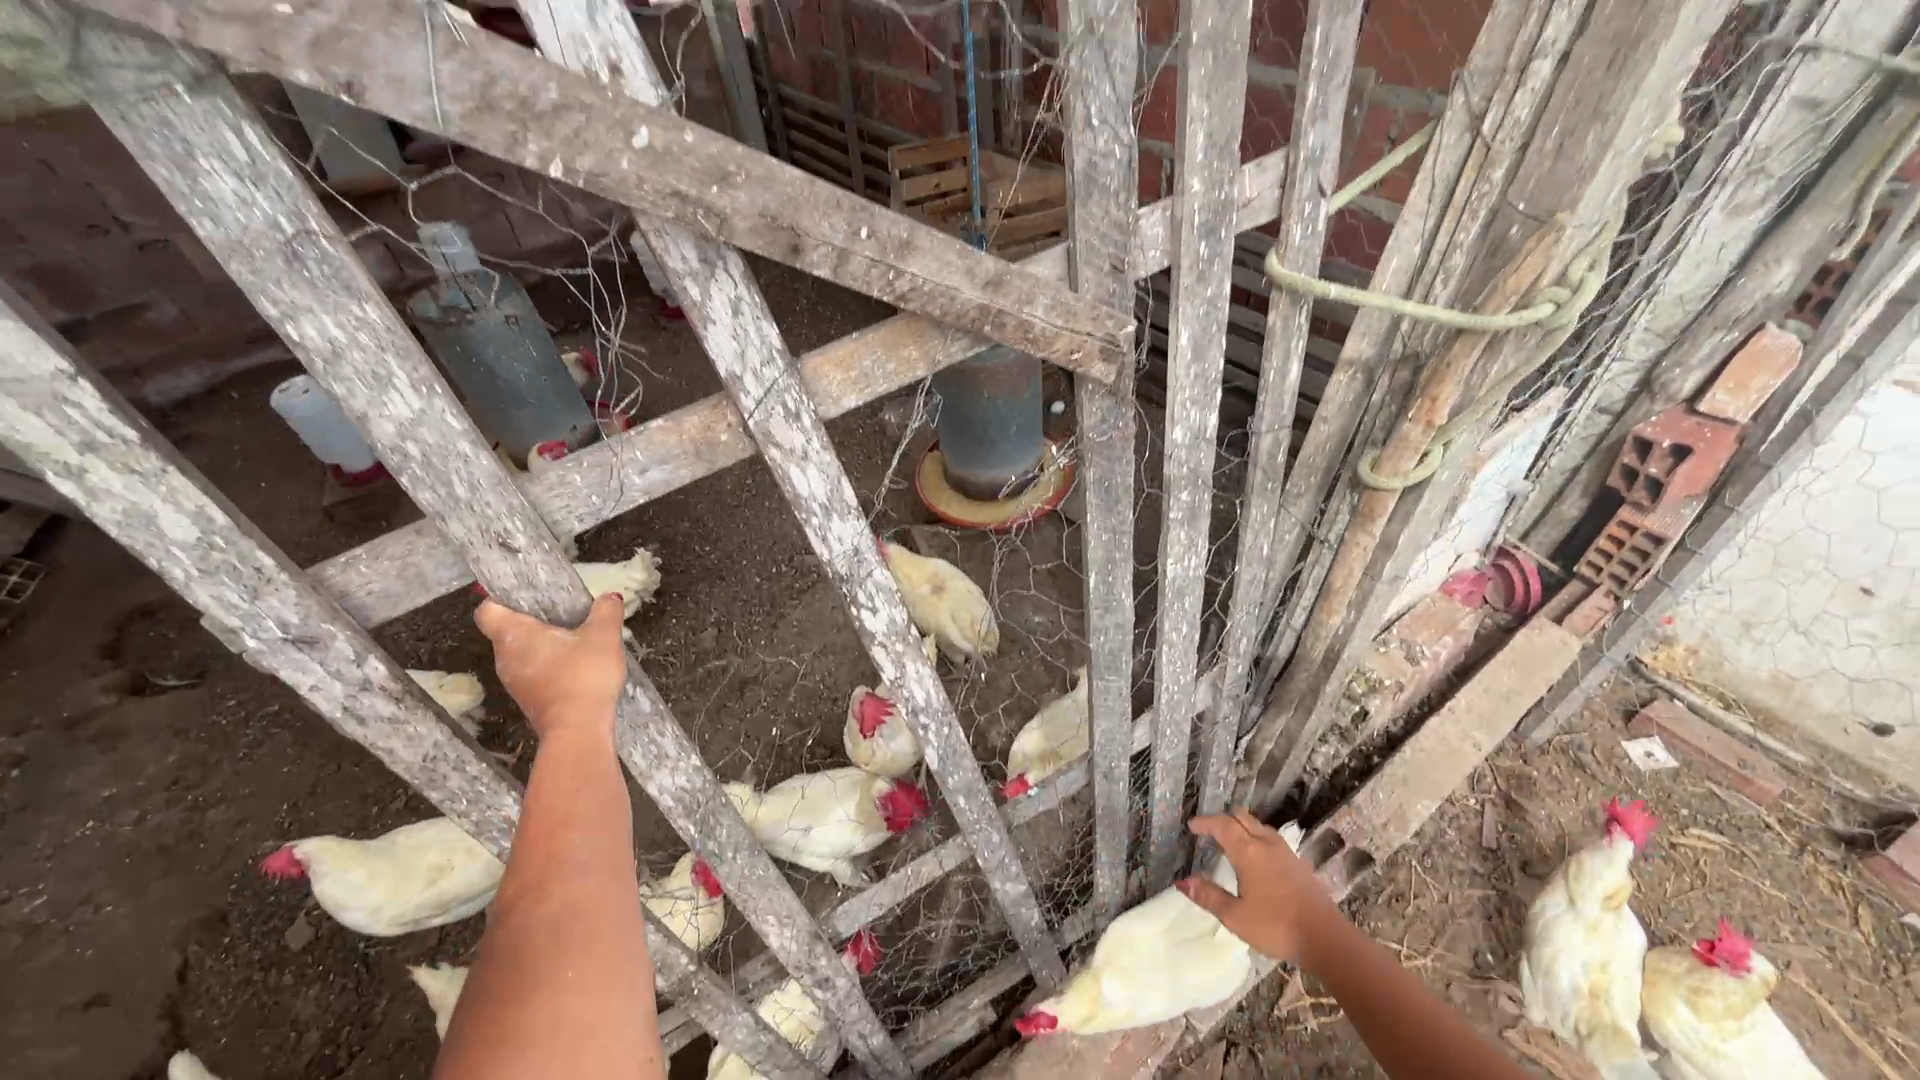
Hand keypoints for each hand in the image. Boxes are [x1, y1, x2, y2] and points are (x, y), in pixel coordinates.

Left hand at [474, 593, 627, 737]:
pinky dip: (550, 666)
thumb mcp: (603, 635)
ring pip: (522, 653)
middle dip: (534, 621)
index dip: (502, 599)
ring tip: (576, 641)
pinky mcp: (528, 699)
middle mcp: (505, 657)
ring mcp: (514, 682)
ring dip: (544, 646)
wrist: (578, 730)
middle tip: (565, 615)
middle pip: (508, 631)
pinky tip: (578, 667)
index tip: (530, 597)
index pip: (487, 610)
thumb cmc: (583, 675)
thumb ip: (606, 611)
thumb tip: (609, 597)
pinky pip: (533, 672)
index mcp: (514, 635)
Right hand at [1178, 809, 1340, 966]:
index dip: (1205, 823)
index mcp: (1249, 853)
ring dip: (1242, 827)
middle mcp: (1267, 845)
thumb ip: (1208, 896)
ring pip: (1260, 826)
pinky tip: (1256, 858)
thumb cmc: (1276, 927)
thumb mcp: (1235, 916)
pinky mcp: (1299, 864)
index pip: (1223, 826)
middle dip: (1223, 819)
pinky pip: (1272, 839)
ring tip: (1230, 841)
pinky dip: (1256, 837)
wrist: (1326, 939)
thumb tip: (1182, 882)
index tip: (1192, 826)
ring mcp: (1286, 853)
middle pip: (1243, 818)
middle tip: (1208, 831)